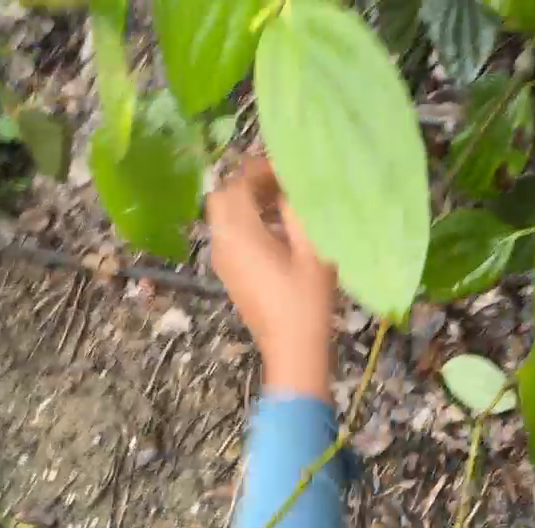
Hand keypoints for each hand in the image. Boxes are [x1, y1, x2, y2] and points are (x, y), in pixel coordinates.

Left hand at [207, 157, 337, 401]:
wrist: (293, 352)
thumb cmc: (306, 303)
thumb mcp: (313, 253)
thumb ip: (299, 213)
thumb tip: (292, 187)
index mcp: (239, 230)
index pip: (239, 182)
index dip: (261, 169)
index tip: (288, 167)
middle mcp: (221, 240)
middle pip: (223, 196)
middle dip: (249, 184)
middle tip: (281, 186)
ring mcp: (222, 259)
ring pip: (224, 217)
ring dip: (248, 205)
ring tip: (282, 209)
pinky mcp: (229, 275)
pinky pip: (230, 237)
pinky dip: (247, 225)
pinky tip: (276, 236)